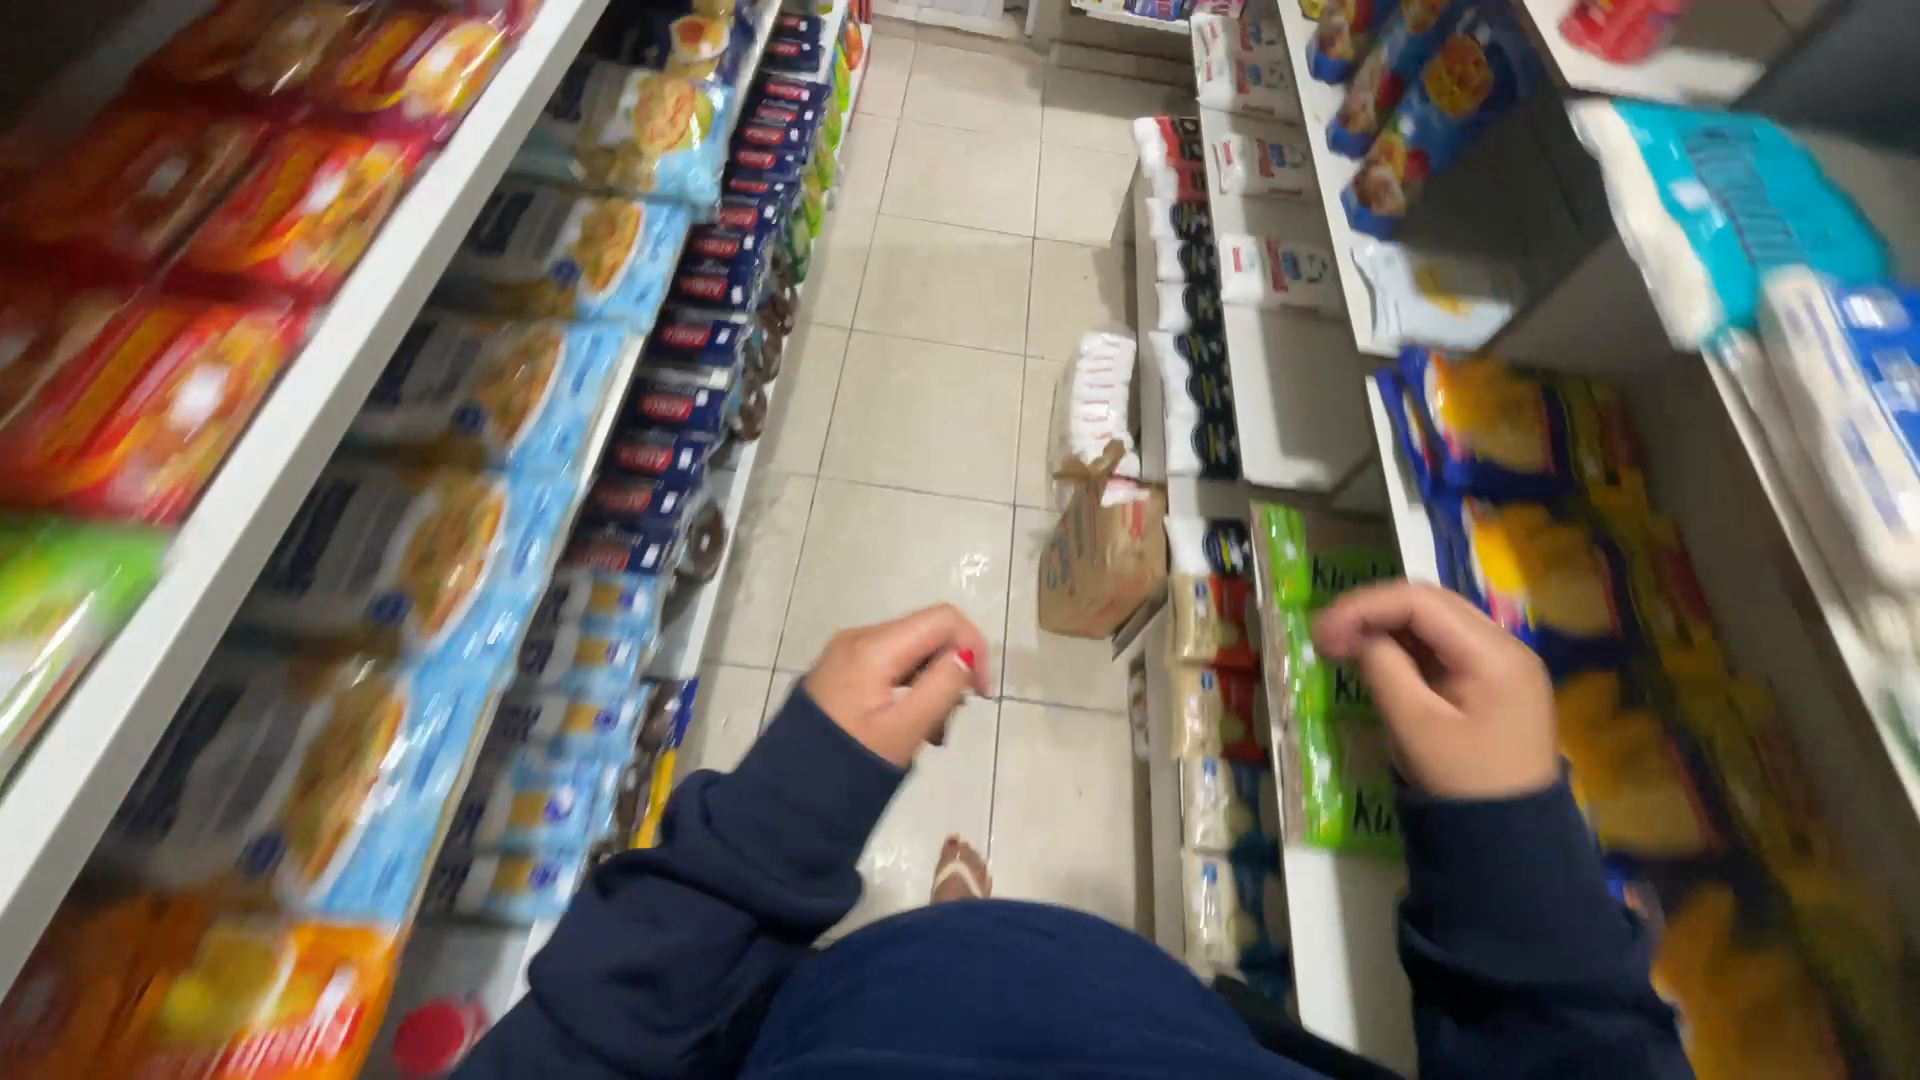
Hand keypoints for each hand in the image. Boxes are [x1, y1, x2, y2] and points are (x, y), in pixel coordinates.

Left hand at [804, 604, 990, 766]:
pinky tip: (910, 727)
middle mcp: (860, 637)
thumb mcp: (904, 729)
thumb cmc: (850, 763)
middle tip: (948, 722)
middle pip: (928, 634)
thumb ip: (941, 686)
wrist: (788, 792)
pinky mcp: (843, 670)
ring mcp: (848, 652)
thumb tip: (966, 656)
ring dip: (932, 685)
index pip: (944, 618)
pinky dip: (910, 690)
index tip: (980, 693)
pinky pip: (891, 666)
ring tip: (930, 733)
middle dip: (950, 672)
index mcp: (874, 646)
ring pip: (912, 652)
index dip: (973, 647)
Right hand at [1313, 582, 1556, 799]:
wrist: (1511, 834)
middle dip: (1370, 610)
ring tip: (1341, 644)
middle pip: (1428, 601)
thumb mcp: (1412, 723)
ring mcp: (1501, 659)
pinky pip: (1440, 641)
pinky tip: (1373, 655)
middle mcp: (1505, 644)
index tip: (1322, 631)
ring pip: (1432, 617)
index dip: (1363, 606)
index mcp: (1494, 654)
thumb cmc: (1461, 779)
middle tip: (1326, 636)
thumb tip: (1356, 635)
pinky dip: (1401, 641)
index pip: (1420, 601)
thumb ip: (1383, 667)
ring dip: (1383, 623)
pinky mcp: (1490, 676)